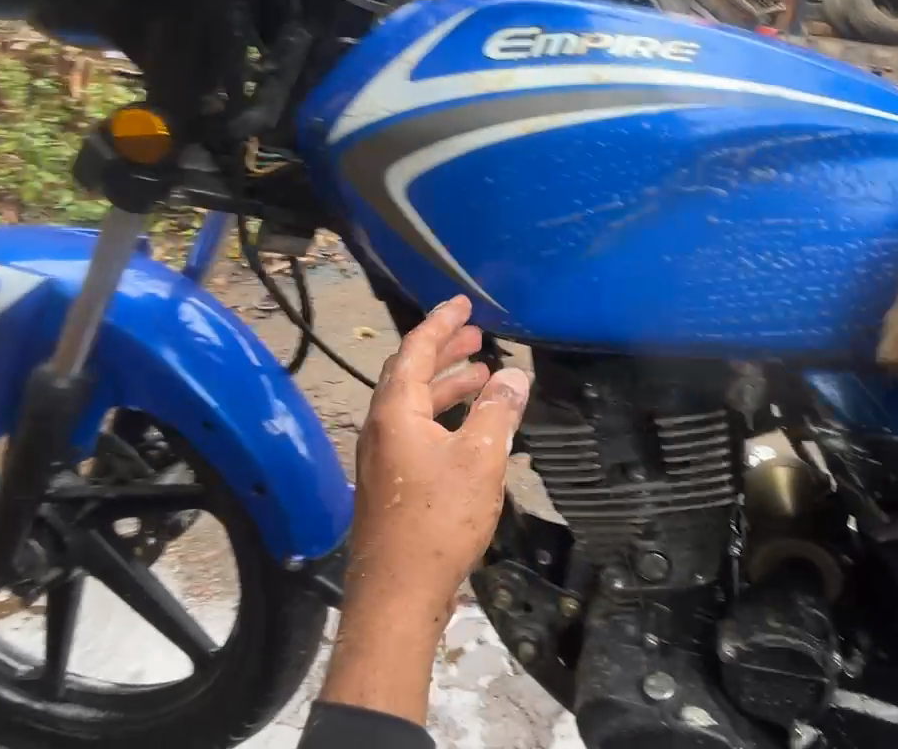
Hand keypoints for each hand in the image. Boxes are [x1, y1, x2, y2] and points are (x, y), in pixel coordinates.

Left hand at [320, 295, 530, 721]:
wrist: (397, 596)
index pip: (415, 351)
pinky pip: (419, 430)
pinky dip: (446, 416)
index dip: (441, 323)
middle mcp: (382, 428)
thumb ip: (499, 411)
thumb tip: (515, 376)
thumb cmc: (438, 521)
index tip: (462, 302)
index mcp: (396, 412)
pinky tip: (472, 429)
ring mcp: (384, 457)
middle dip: (445, 351)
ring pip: (416, 405)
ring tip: (484, 376)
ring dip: (448, 385)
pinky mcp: (392, 483)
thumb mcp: (480, 458)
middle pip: (411, 374)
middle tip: (477, 335)